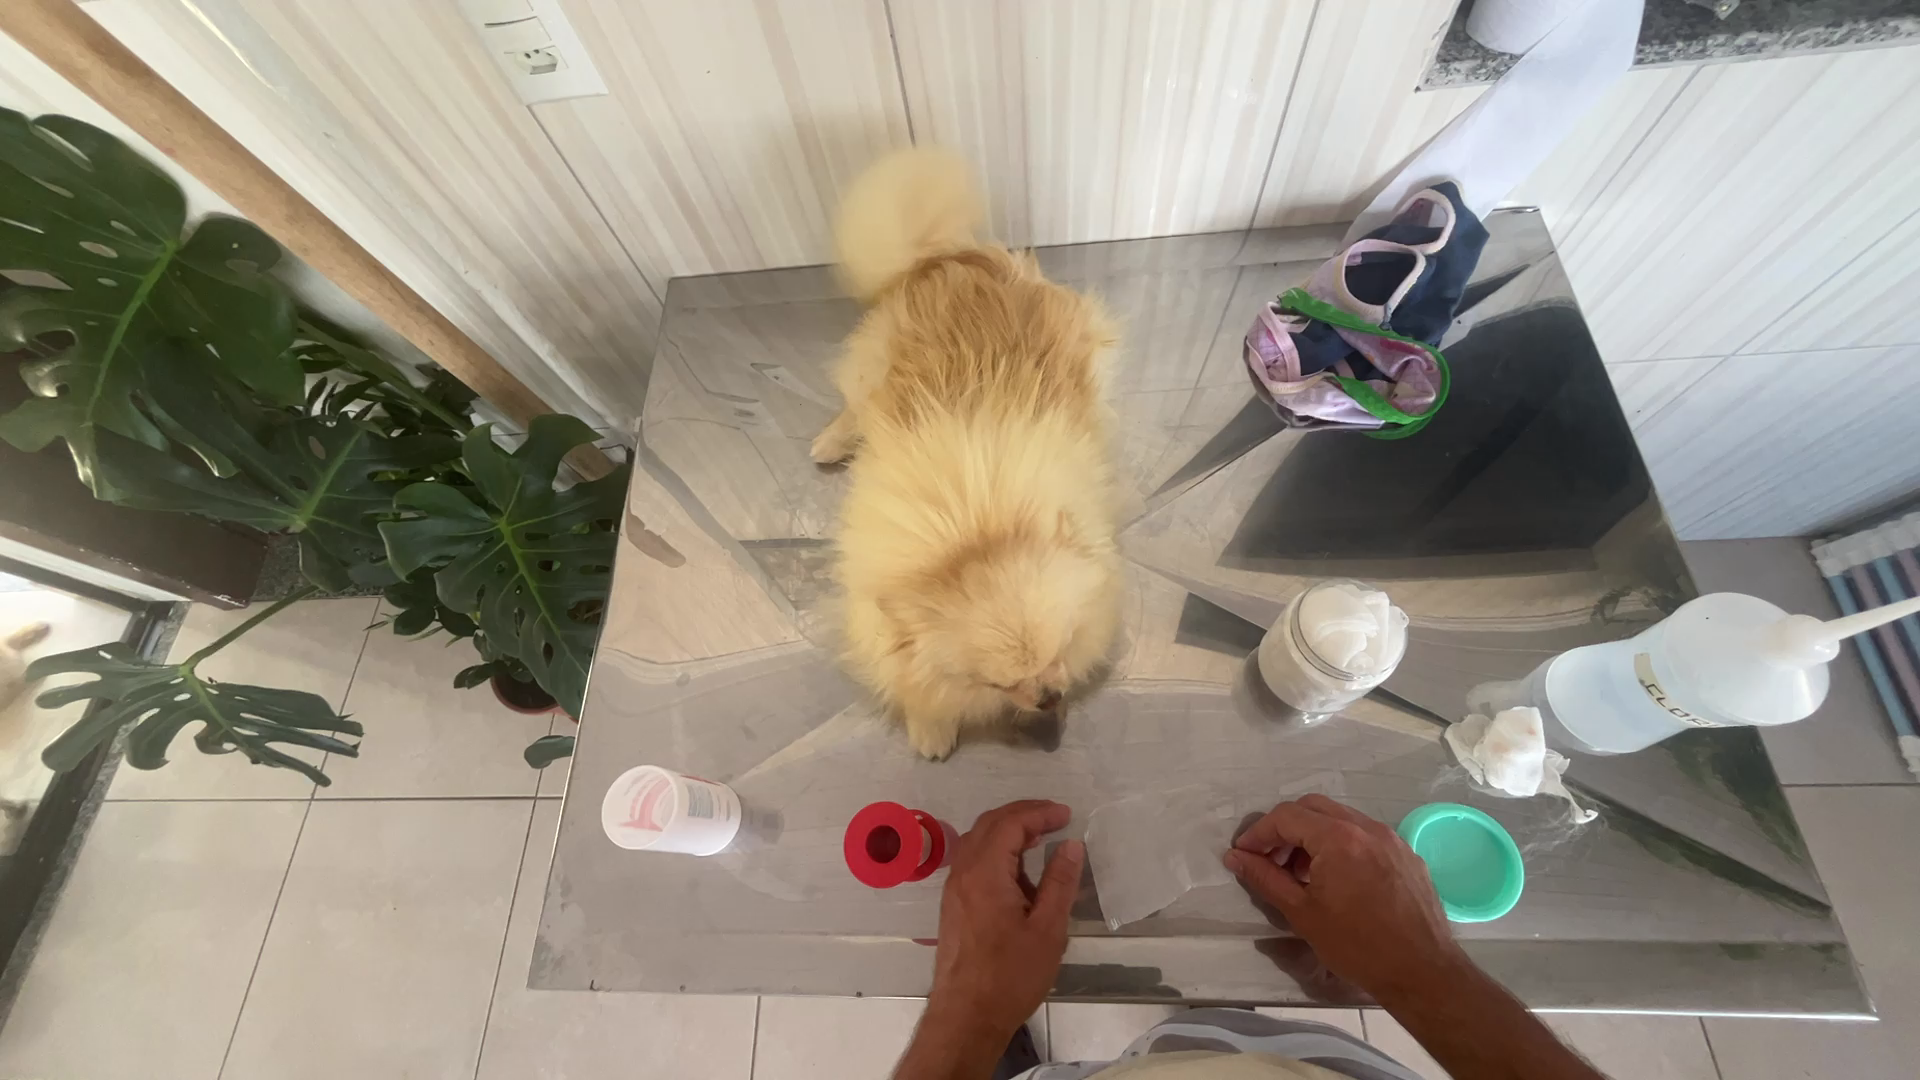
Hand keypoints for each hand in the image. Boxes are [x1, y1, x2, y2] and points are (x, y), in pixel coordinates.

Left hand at [926, 800, 1083, 1042]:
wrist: (965, 1018)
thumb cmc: (1010, 976)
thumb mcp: (1047, 931)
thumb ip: (1059, 883)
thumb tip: (1071, 845)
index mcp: (985, 871)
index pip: (1011, 823)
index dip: (1040, 813)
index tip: (1067, 815)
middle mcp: (963, 870)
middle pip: (991, 823)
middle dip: (1024, 814)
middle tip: (1055, 818)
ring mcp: (954, 886)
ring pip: (979, 839)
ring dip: (1009, 830)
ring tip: (1041, 839)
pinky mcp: (953, 902)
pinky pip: (974, 858)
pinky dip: (997, 849)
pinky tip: (1019, 870)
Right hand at [1223, 794, 1465, 1001]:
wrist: (1426, 977)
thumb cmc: (1358, 945)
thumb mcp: (1301, 913)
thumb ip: (1264, 878)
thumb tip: (1234, 857)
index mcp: (1337, 837)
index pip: (1285, 816)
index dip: (1259, 833)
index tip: (1244, 854)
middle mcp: (1365, 827)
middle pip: (1312, 807)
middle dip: (1285, 827)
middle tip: (1271, 858)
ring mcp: (1390, 839)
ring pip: (1339, 817)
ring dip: (1313, 834)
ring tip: (1302, 870)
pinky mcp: (1407, 855)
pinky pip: (1364, 834)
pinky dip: (1341, 843)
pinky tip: (1338, 877)